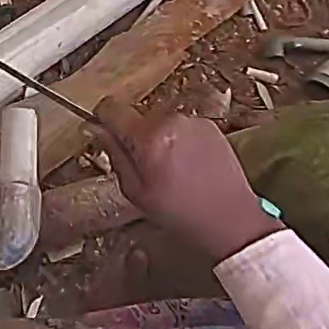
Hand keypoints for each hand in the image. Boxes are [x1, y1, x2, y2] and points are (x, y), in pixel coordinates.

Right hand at [96, 100, 281, 261]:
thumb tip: (96, 129)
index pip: (112, 107)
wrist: (232, 220)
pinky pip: (181, 126)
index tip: (107, 134)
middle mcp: (171, 120)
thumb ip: (114, 155)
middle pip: (137, 117)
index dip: (104, 119)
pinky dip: (178, 140)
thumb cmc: (179, 212)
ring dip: (158, 138)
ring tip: (171, 168)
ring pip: (159, 122)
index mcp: (148, 137)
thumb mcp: (135, 191)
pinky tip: (189, 164)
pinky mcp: (210, 125)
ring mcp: (193, 121)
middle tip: (146, 166)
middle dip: (135, 136)